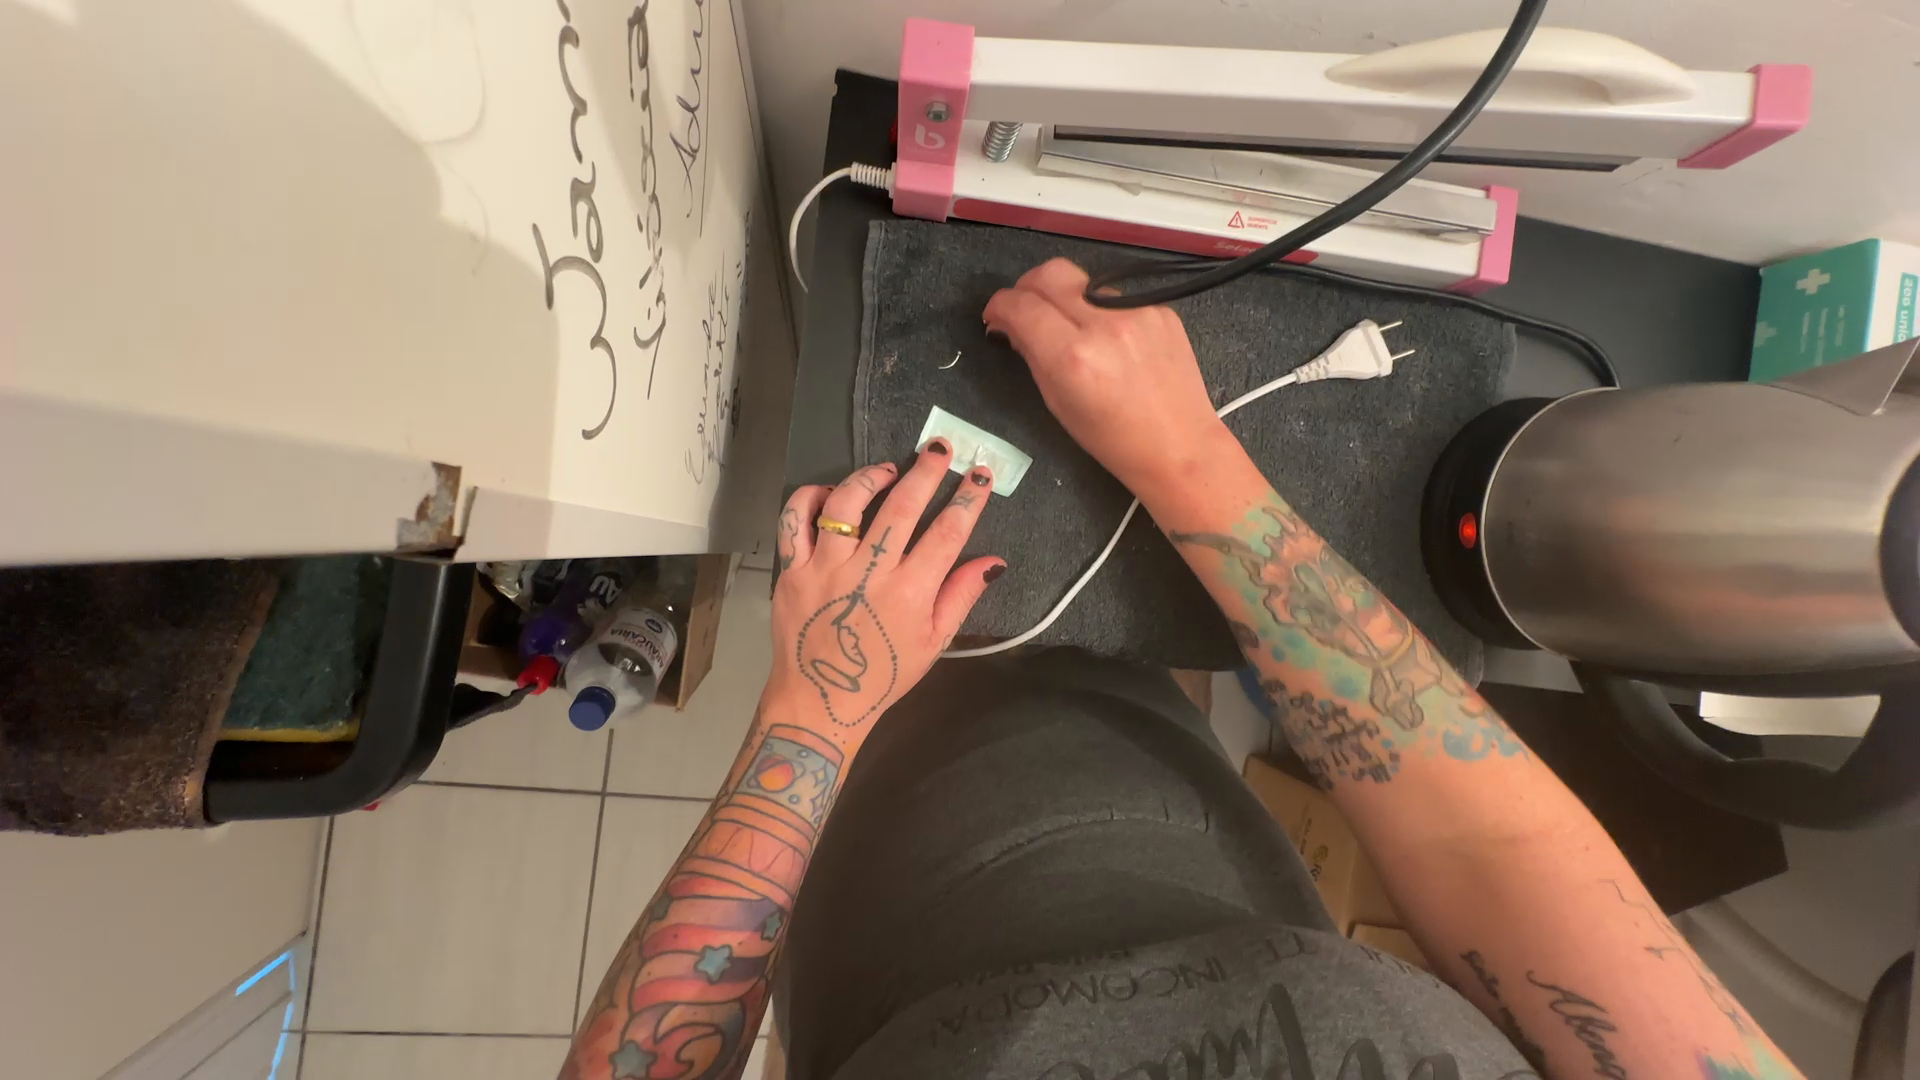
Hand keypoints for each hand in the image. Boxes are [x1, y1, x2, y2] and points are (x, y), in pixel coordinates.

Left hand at [768, 442, 1004, 739]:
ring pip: (846, 504)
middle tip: (939, 449)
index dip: (969, 499)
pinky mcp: (792, 570)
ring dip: (871, 477)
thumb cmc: (884, 675)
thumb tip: (994, 561)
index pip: (948, 532)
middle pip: (902, 507)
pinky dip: (811, 497)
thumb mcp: (935, 642)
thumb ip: (962, 596)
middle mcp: (869, 573)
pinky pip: (795, 520)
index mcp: (910, 593)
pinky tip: (831, 492)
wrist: (821, 701)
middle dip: (926, 472)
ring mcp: (825, 568)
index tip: (979, 475)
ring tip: (889, 470)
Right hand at [983, 258, 1228, 495]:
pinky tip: (1107, 340)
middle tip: (1023, 310)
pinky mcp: (1161, 309)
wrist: (1178, 446)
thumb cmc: (1112, 440)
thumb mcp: (1057, 404)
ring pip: (1082, 282)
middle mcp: (1104, 325)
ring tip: (1069, 330)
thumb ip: (1032, 356)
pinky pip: (1115, 297)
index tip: (995, 315)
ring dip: (1065, 298)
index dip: (999, 305)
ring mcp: (1137, 312)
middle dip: (1026, 287)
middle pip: (1049, 273)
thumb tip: (1011, 325)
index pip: (1021, 305)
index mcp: (1072, 357)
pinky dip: (1100, 311)